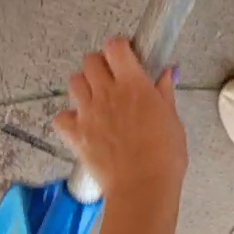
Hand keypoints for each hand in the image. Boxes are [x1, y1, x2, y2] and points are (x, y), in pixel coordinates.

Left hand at [55, 39, 187, 204]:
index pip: (115, 47)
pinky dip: (68, 118)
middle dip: (100, 65)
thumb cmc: (164, 155)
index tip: (126, 55)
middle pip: (90, 61)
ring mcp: (88, 113)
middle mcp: (107, 93)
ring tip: (96, 98)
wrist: (143, 186)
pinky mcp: (76, 134)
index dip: (119, 47)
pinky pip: (61, 117)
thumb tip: (166, 73)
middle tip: (111, 78)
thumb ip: (164, 92)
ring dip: (84, 86)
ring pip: (74, 82)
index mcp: (133, 84)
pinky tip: (82, 124)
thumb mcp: (172, 119)